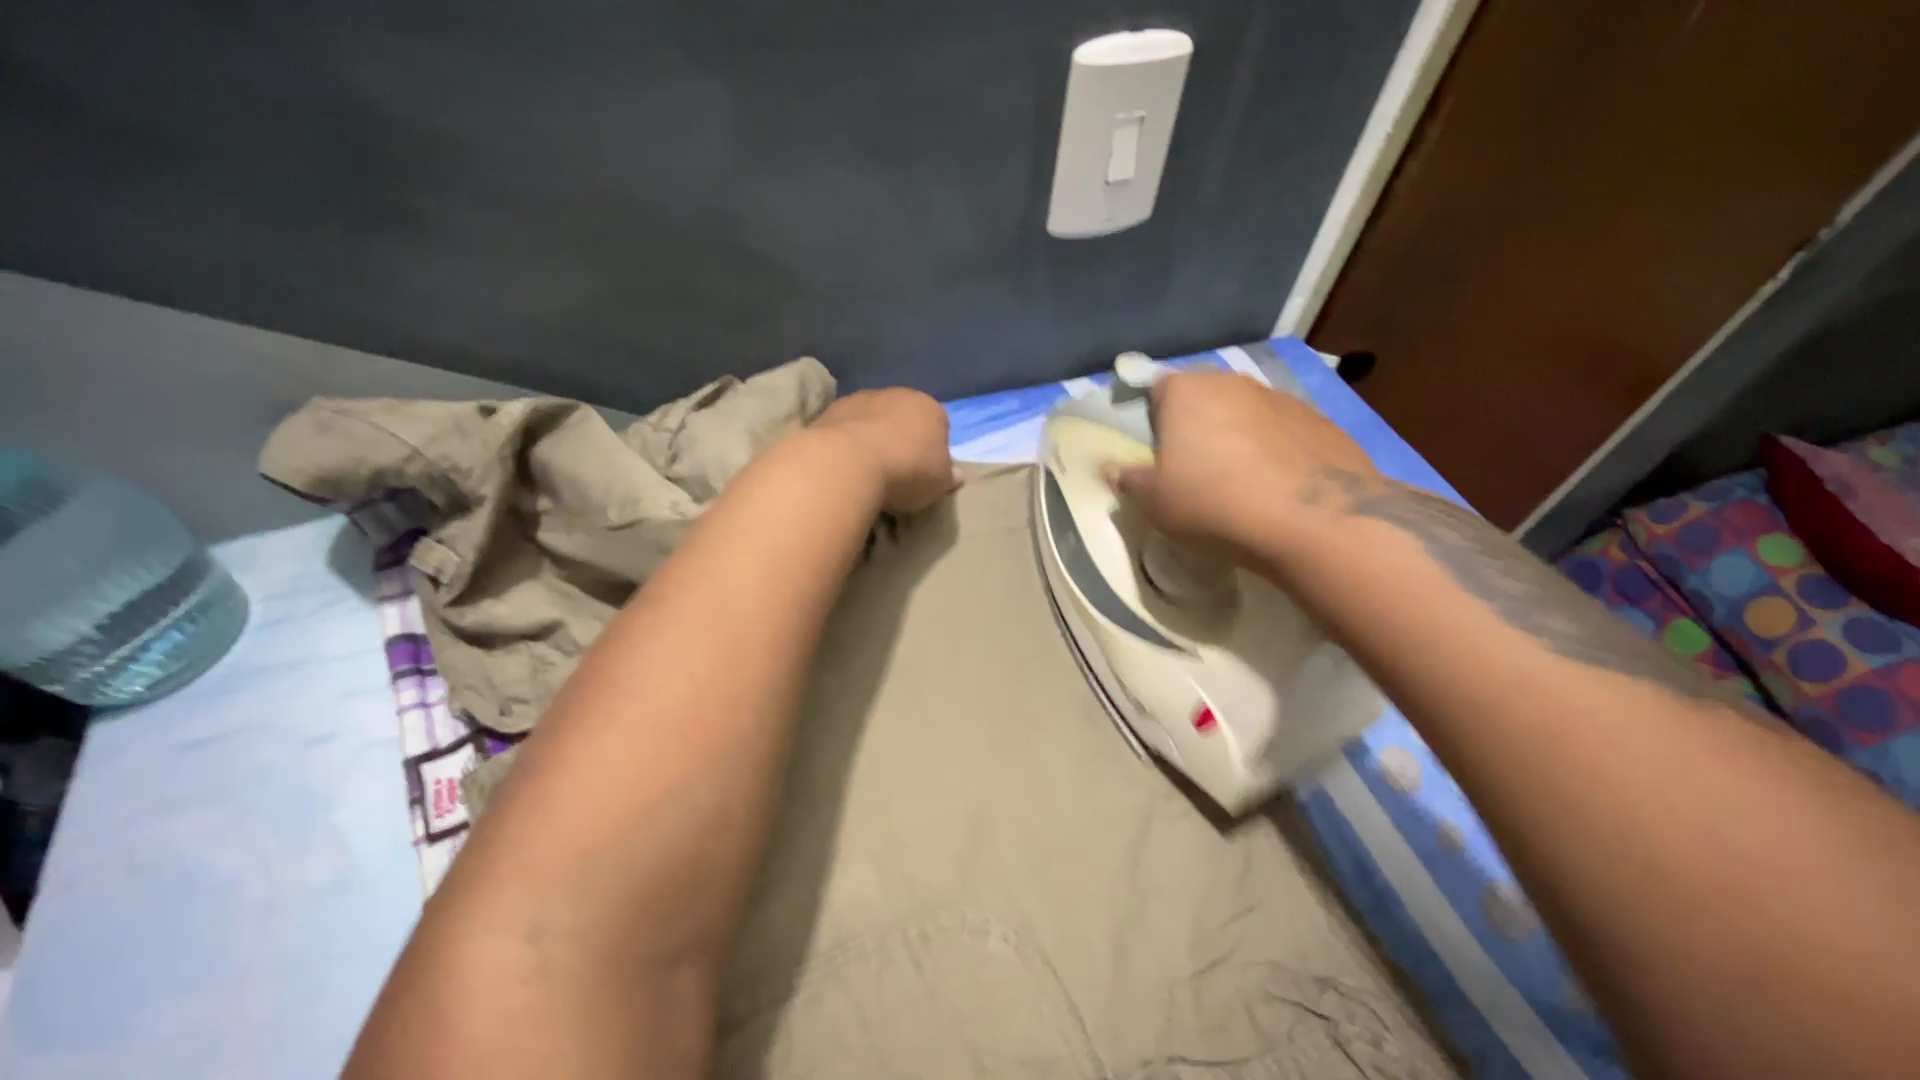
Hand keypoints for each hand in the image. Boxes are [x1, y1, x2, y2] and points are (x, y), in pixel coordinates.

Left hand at [813, 388, 958, 513]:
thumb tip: (955, 475)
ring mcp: (861, 398)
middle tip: (895, 471)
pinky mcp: (831, 409)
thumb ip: (948, 477)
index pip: (939, 426)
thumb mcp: (938, 483)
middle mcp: (898, 394)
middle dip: (901, 438)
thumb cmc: (905, 472)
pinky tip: (844, 464)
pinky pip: (847, 427)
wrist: (847, 462)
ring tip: (866, 469)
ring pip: (873, 419)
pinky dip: (847, 441)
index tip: (924, 473)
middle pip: (904, 418)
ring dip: (871, 437)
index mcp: (930, 408)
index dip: (933, 450)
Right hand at [1108, 372, 1378, 559]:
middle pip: (1205, 398)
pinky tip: (1277, 490)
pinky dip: (1277, 453)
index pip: (1157, 389)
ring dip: (1240, 438)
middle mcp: (1235, 382)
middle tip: (1193, 470)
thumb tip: (1114, 469)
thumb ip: (1129, 480)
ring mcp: (1284, 399)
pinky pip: (1285, 434)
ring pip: (1248, 414)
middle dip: (1197, 426)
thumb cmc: (1215, 504)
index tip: (1156, 454)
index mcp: (1187, 390)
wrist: (1314, 522)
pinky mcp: (1323, 423)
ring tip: (1240, 484)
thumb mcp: (1154, 503)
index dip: (1152, 419)